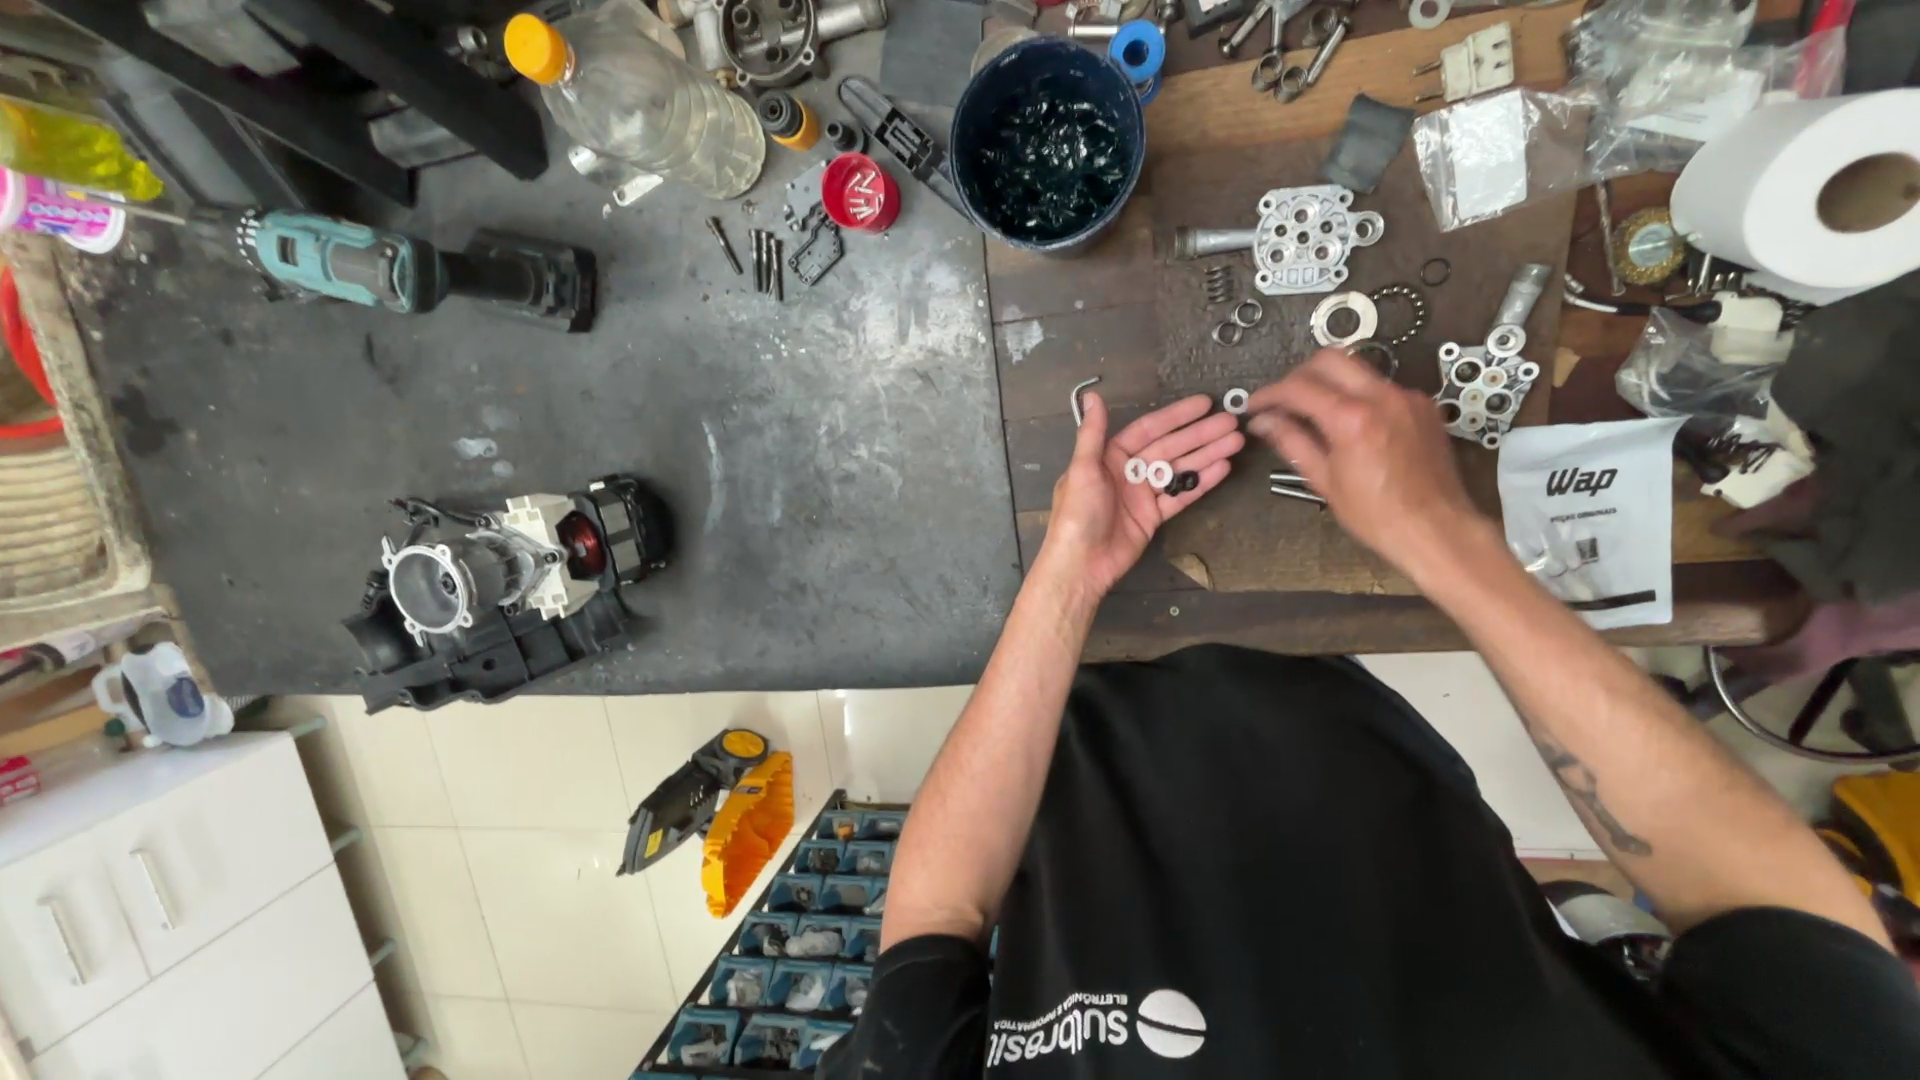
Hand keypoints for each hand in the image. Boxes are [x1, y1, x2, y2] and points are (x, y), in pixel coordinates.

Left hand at [1035, 392, 1243, 599]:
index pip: (1148, 430)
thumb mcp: (1082, 470)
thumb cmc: (1076, 515)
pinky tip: (1222, 468)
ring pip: (1179, 470)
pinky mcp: (1153, 517)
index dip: (1176, 417)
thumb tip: (1092, 395)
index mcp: (1109, 457)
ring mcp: (1142, 495)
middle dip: (1200, 435)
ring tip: (1235, 441)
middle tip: (1231, 423)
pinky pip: (1180, 496)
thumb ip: (1092, 433)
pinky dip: (1200, 483)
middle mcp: (1128, 472)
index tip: (1204, 404)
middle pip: (1169, 448)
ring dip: (1206, 455)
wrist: (1080, 565)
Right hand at [1244, 347, 1494, 579]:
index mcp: (1352, 419)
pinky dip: (1356, 395)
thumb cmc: (1377, 514)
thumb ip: (1291, 441)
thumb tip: (1264, 422)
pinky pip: (1380, 386)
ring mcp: (1406, 397)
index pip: (1298, 387)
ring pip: (1356, 368)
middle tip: (1282, 402)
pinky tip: (1347, 422)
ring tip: (1311, 412)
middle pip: (1328, 359)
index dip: (1269, 394)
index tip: (1255, 405)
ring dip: (1328, 382)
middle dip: (1298, 376)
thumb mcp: (1323, 479)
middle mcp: (1382, 397)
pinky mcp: (1421, 405)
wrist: (1434, 527)